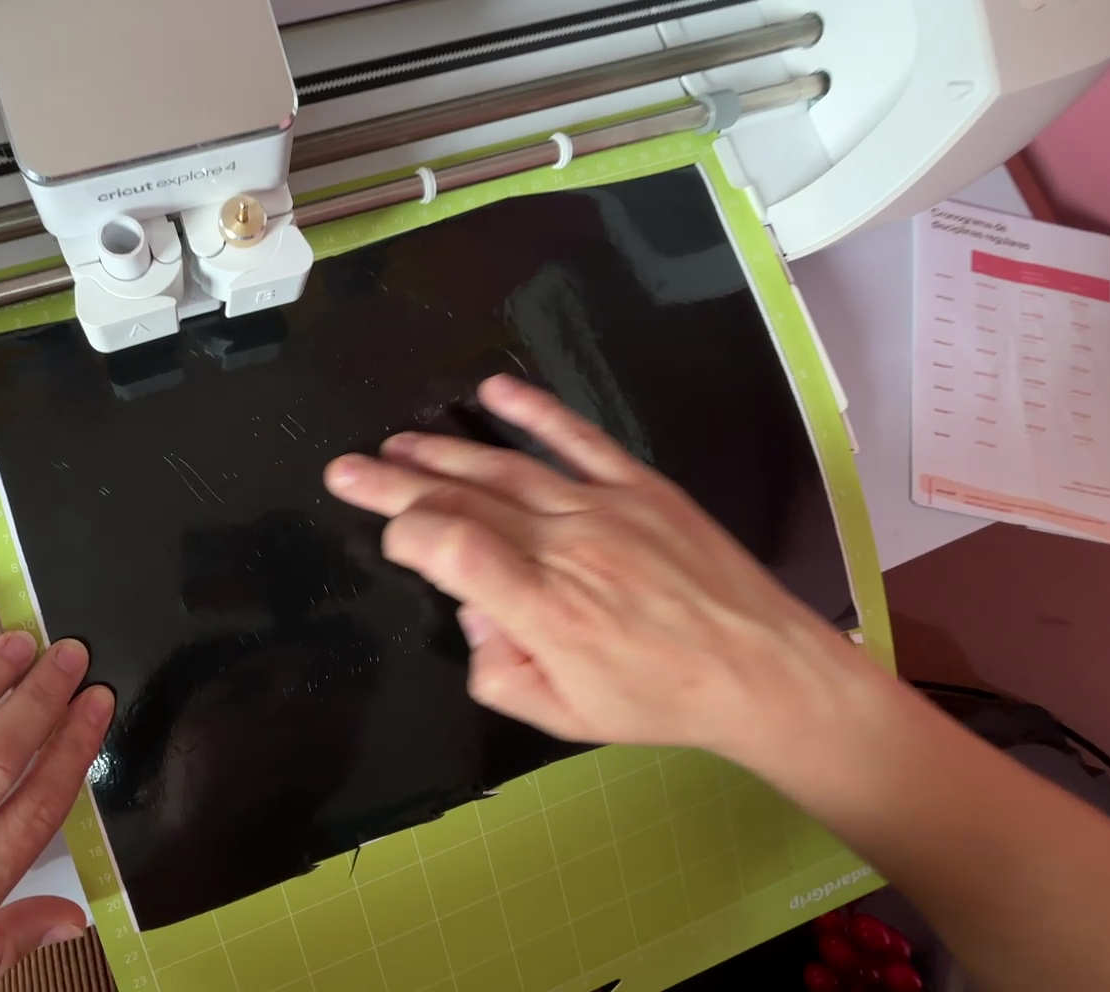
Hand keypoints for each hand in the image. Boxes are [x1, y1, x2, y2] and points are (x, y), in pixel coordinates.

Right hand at [323, 374, 865, 764]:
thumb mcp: (561, 715)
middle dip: (394, 484)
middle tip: (345, 469)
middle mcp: (566, 549)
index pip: (453, 550)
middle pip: (463, 503)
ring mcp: (602, 508)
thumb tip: (470, 608)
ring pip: (504, 469)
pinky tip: (493, 393)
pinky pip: (578, 440)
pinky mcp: (637, 486)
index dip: (407, 534)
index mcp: (545, 610)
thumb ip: (496, 667)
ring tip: (396, 444)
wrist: (764, 671)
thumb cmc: (656, 700)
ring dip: (441, 453)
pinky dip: (534, 413)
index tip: (392, 538)